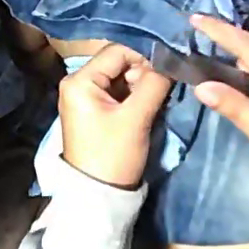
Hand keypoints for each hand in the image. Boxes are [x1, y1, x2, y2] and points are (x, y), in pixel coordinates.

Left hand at [59, 44, 172, 187]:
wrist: (98, 197)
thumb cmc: (113, 155)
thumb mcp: (136, 118)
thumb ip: (153, 84)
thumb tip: (170, 60)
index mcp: (80, 80)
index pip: (117, 51)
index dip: (145, 56)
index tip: (168, 69)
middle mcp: (77, 82)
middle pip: (119, 63)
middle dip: (143, 72)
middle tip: (162, 89)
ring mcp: (85, 97)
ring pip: (121, 77)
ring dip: (141, 85)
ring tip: (157, 99)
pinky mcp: (94, 110)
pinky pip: (118, 92)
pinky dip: (135, 95)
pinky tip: (148, 105)